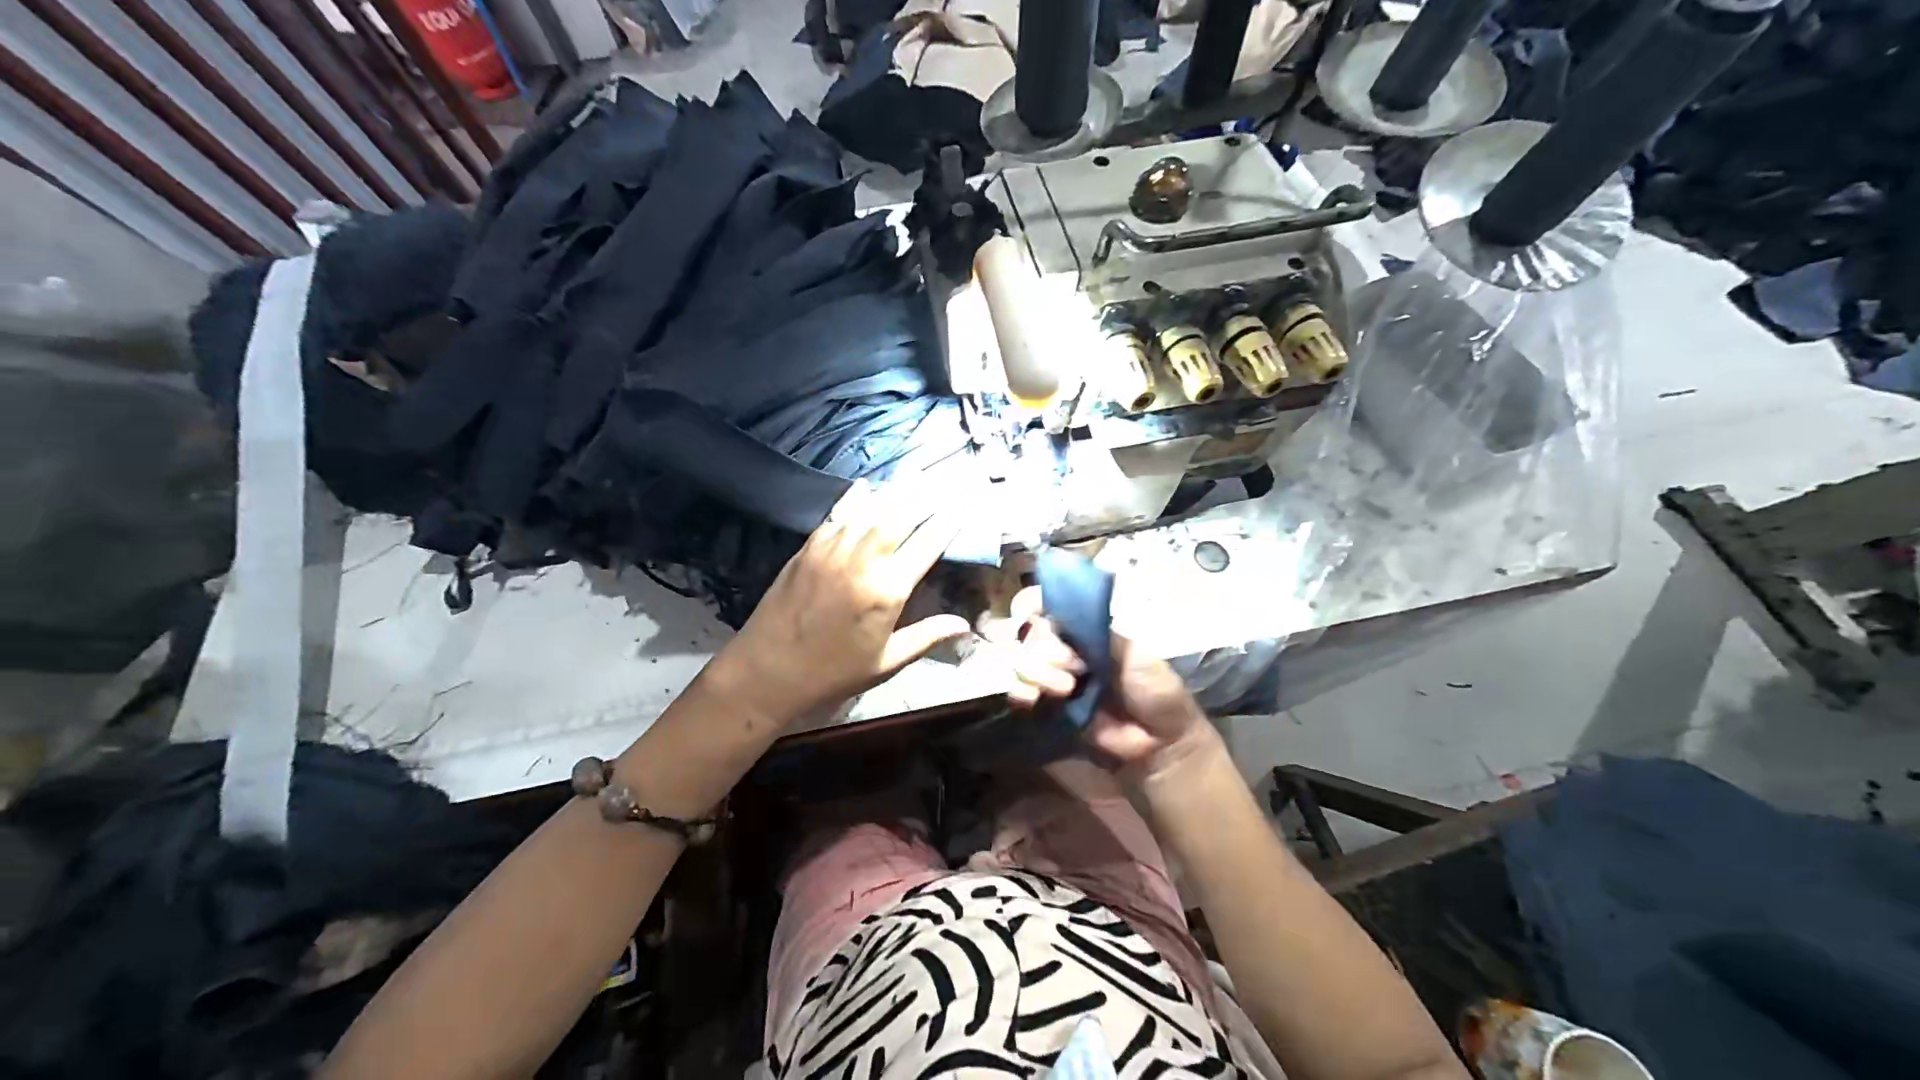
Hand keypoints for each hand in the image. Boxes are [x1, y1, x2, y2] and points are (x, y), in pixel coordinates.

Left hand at [713, 483, 971, 725]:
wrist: (767, 671)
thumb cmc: (833, 673)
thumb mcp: (887, 662)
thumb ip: (926, 637)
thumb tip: (964, 625)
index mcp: (888, 590)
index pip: (927, 545)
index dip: (947, 524)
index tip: (961, 508)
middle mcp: (863, 561)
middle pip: (900, 516)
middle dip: (923, 495)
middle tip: (940, 477)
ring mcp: (833, 550)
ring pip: (870, 509)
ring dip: (894, 490)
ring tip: (913, 473)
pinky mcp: (809, 548)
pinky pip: (837, 514)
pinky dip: (855, 498)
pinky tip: (867, 486)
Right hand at [1003, 587, 1220, 783]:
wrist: (1157, 743)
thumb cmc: (1155, 693)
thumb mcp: (1134, 654)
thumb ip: (1098, 633)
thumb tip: (1060, 618)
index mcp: (1086, 631)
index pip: (1048, 606)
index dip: (1032, 604)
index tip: (1028, 612)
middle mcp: (1065, 649)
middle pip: (1030, 634)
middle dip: (1045, 648)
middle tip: (1072, 667)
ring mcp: (1052, 678)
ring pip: (1022, 662)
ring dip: (1037, 672)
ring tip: (1065, 690)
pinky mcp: (1045, 708)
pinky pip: (1018, 693)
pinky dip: (1020, 692)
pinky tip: (1032, 699)